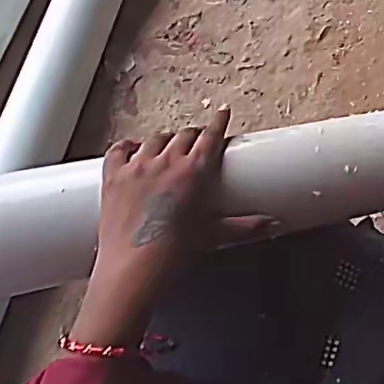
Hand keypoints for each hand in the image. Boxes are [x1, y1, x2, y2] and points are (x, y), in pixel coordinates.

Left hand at [71, 108, 274, 348]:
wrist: (133, 269)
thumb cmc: (173, 255)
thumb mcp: (212, 235)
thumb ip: (244, 226)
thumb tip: (270, 224)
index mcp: (193, 173)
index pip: (210, 137)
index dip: (218, 123)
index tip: (222, 114)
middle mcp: (165, 162)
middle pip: (183, 135)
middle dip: (193, 134)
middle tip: (197, 140)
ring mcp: (137, 167)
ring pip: (154, 140)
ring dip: (165, 141)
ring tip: (168, 147)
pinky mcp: (113, 177)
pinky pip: (119, 150)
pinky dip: (128, 146)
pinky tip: (132, 148)